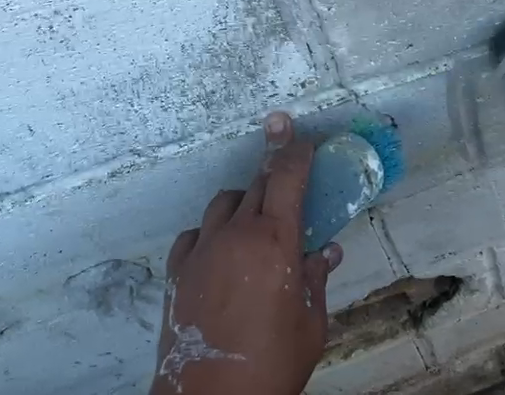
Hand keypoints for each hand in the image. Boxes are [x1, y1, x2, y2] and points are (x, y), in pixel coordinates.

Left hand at [152, 111, 341, 394]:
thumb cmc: (270, 366)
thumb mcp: (310, 324)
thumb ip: (316, 280)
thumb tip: (325, 253)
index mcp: (276, 241)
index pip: (287, 175)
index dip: (295, 150)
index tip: (302, 137)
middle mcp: (237, 235)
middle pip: (258, 182)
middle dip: (276, 176)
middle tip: (290, 184)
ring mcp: (203, 251)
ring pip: (225, 202)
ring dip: (245, 202)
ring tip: (256, 224)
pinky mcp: (179, 272)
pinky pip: (195, 233)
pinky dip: (212, 232)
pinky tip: (222, 252)